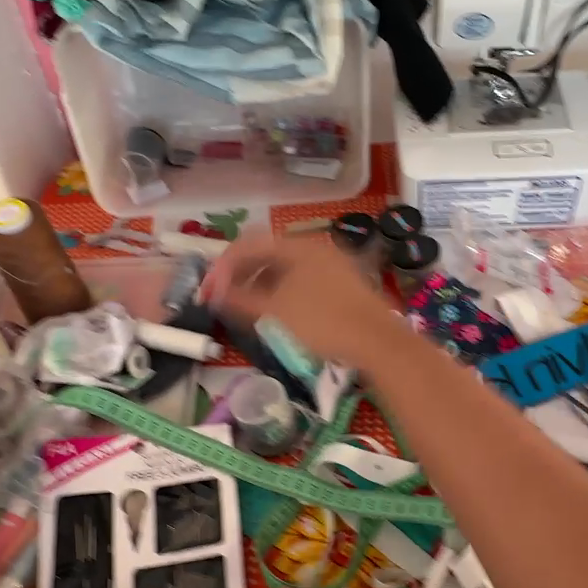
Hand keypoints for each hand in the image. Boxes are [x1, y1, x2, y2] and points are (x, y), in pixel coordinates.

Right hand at [207, 234, 414, 370]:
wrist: (379, 343)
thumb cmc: (325, 322)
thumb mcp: (276, 311)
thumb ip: (240, 300)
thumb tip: (214, 294)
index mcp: (299, 246)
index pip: (249, 244)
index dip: (223, 266)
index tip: (208, 292)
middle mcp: (316, 249)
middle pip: (267, 255)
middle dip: (240, 275)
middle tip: (222, 301)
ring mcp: (332, 267)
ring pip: (285, 270)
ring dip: (259, 286)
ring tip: (245, 310)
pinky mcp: (343, 287)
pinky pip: (302, 282)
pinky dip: (281, 293)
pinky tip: (276, 315)